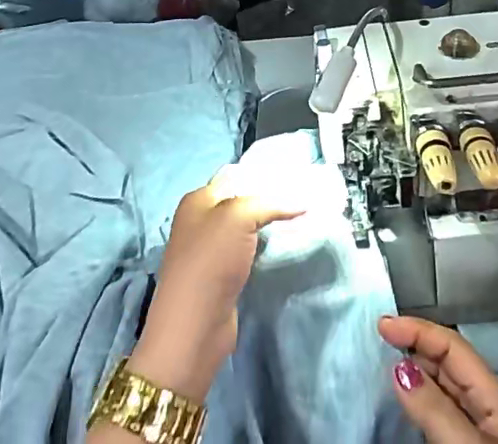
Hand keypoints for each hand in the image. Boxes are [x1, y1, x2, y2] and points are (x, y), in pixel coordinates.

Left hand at [128, 167, 303, 396]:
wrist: (196, 322)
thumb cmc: (211, 259)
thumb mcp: (237, 217)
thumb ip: (265, 204)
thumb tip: (300, 202)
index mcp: (197, 199)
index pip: (232, 177)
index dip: (260, 176)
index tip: (293, 178)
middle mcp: (199, 220)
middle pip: (238, 202)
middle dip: (266, 201)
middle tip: (301, 200)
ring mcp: (209, 250)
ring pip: (243, 229)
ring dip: (266, 226)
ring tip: (298, 221)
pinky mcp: (221, 276)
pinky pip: (246, 252)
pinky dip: (262, 248)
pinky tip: (281, 248)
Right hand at [381, 316, 497, 443]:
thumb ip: (436, 408)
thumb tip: (398, 367)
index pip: (454, 347)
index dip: (417, 329)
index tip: (381, 324)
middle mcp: (491, 409)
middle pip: (447, 362)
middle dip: (413, 343)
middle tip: (377, 338)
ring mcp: (482, 428)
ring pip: (442, 384)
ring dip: (414, 368)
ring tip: (383, 361)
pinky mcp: (469, 442)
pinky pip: (439, 407)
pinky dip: (418, 394)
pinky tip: (404, 396)